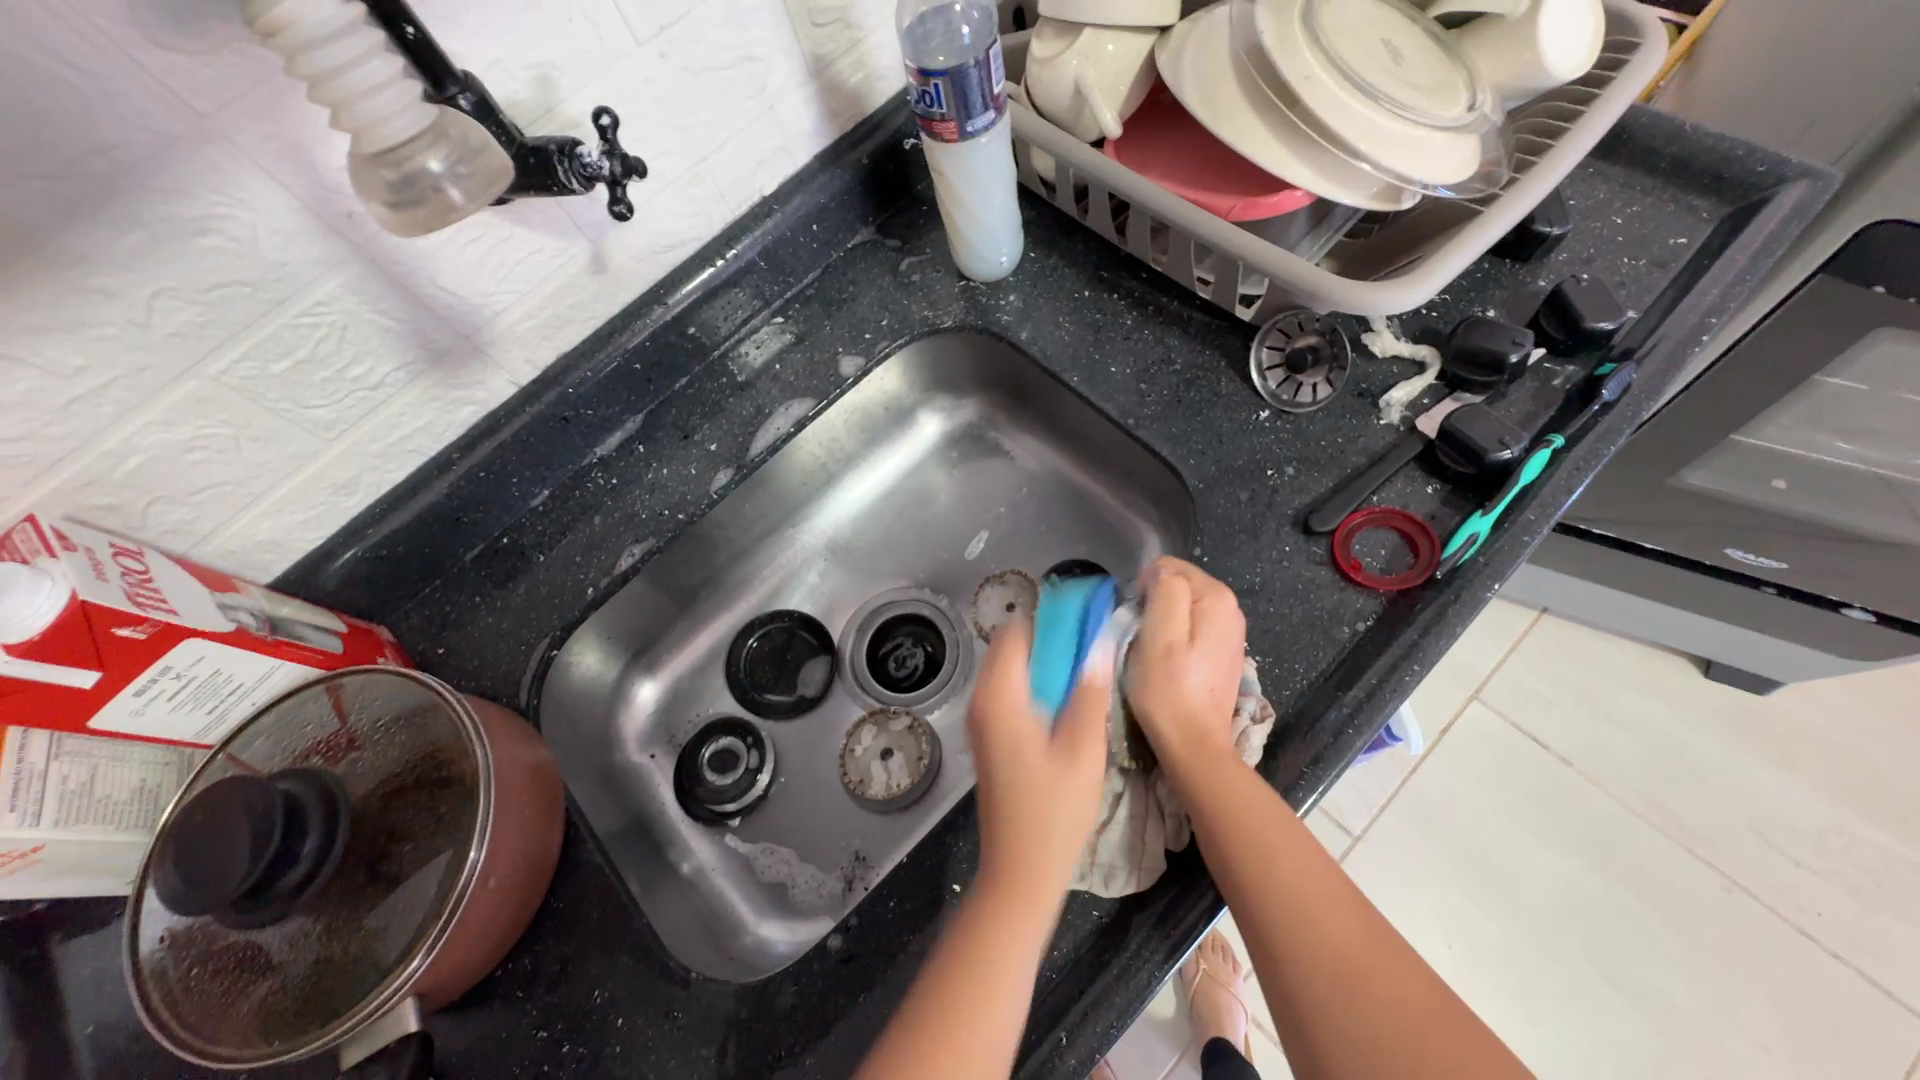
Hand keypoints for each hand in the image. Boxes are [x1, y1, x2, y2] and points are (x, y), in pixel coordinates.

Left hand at [966, 614, 1111, 901]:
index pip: (1017, 629)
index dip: (1052, 616)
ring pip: (1012, 670)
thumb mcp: (1083, 748)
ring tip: (1088, 669)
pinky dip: (1037, 685)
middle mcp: (981, 701)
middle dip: (1051, 638)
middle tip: (1095, 643)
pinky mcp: (989, 738)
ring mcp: (981, 721)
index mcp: (998, 695)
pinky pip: (1011, 693)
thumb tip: (1097, 640)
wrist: (1020, 870)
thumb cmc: (1054, 812)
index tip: (1088, 615)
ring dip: (1046, 663)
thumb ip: (1089, 690)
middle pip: (1012, 647)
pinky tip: (1068, 702)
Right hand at [1125, 557, 1246, 781]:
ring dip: (1162, 625)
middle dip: (1155, 606)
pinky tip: (1169, 664)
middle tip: (1142, 640)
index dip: (1144, 590)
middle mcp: (1231, 608)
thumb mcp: (1158, 635)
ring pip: (1182, 608)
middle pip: (1178, 586)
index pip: (1168, 567)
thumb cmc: (1168, 690)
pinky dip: (1175, 640)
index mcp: (1216, 597)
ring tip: (1153, 654)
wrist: (1194, 743)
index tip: (1136, 623)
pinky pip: (1191, 629)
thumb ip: (1164, 591)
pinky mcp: (1223, 652)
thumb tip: (1160, 573)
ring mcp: (1230, 632)